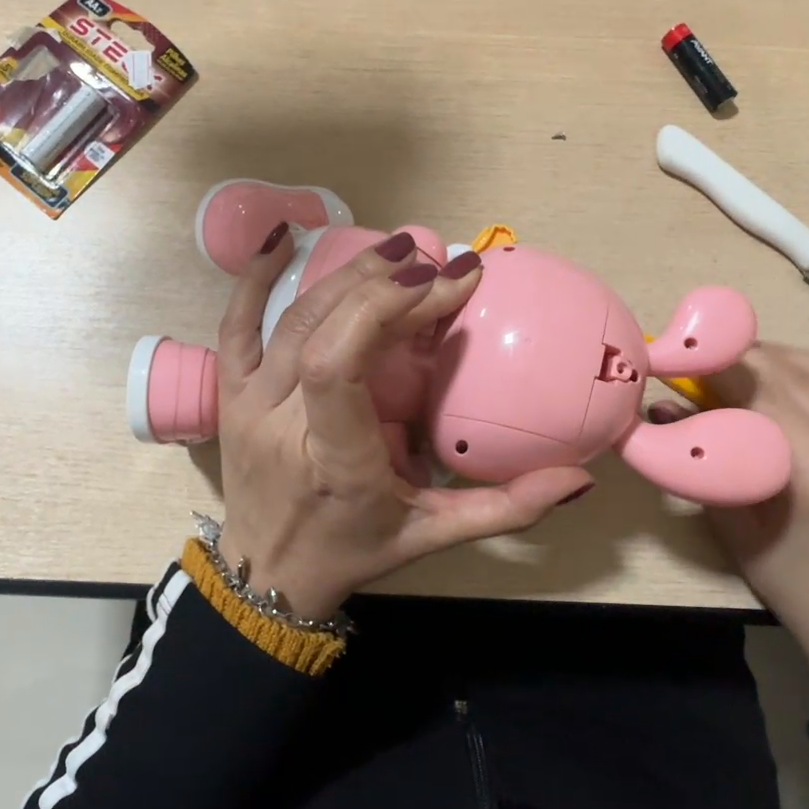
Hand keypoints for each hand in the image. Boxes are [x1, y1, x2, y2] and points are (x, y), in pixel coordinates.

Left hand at [214, 226, 594, 619]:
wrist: (266, 574)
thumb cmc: (350, 553)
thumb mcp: (429, 537)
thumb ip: (503, 509)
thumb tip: (579, 478)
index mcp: (334, 458)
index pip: (337, 367)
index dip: (382, 312)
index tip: (442, 285)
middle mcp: (280, 423)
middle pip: (323, 330)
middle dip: (385, 285)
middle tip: (439, 262)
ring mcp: (247, 404)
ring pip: (291, 319)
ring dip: (346, 275)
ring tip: (400, 252)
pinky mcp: (229, 394)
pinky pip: (234, 325)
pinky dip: (253, 276)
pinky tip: (282, 234)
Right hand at [655, 343, 808, 742]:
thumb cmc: (797, 592)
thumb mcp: (736, 531)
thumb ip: (701, 464)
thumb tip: (662, 411)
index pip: (762, 392)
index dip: (715, 366)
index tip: (678, 357)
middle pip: (794, 375)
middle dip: (739, 356)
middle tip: (697, 357)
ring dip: (780, 357)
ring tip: (737, 360)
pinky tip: (788, 375)